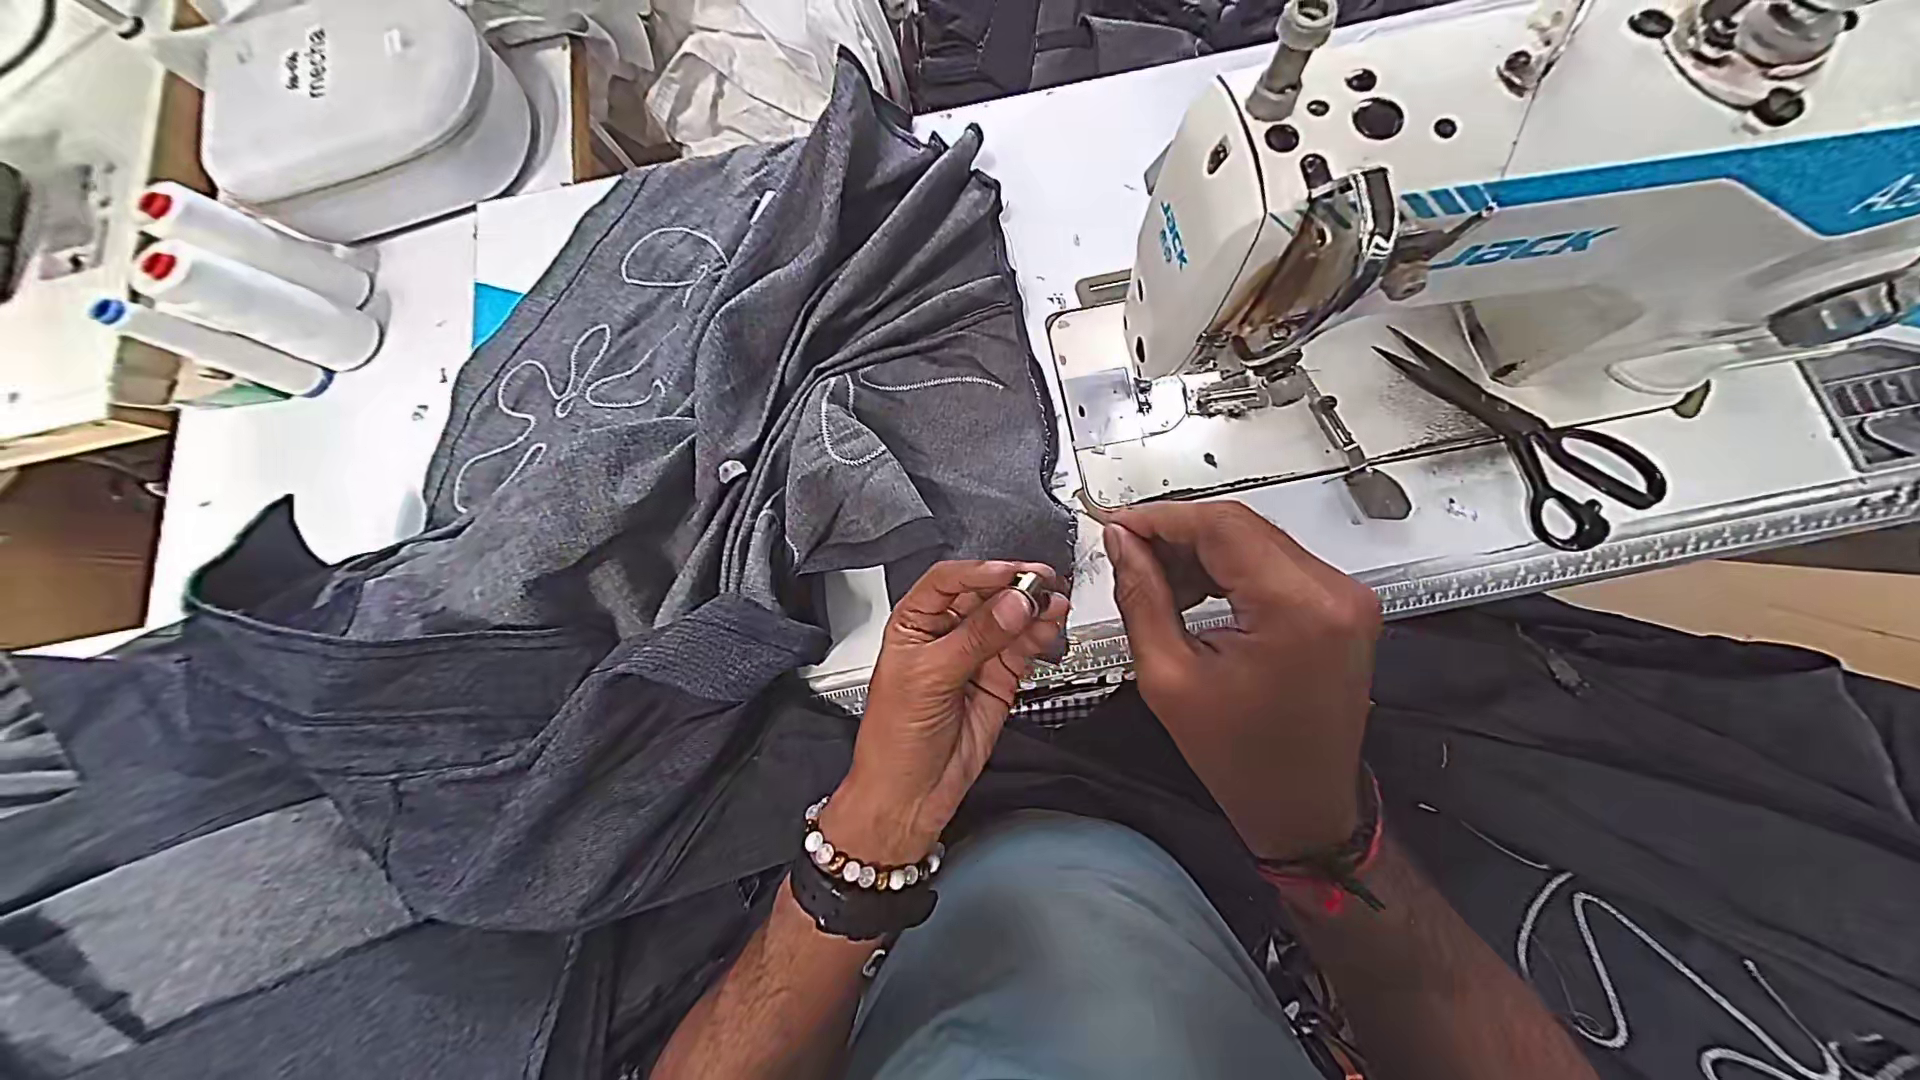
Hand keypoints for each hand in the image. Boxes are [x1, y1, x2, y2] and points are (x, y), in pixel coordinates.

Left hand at [821, 561, 1068, 864]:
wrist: (910, 794)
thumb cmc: (894, 737)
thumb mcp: (930, 677)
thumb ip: (976, 639)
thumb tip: (1012, 604)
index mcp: (915, 622)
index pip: (948, 581)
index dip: (980, 572)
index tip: (1010, 572)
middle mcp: (945, 632)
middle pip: (984, 594)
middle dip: (1013, 586)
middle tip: (1039, 582)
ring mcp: (974, 654)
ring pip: (1008, 618)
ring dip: (1032, 607)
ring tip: (1052, 601)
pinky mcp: (998, 676)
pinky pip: (1023, 646)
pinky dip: (1040, 633)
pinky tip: (1050, 622)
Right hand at [1102, 502, 1379, 860]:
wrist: (1300, 804)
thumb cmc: (1244, 759)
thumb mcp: (1167, 675)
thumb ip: (1140, 595)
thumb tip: (1122, 544)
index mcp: (1297, 610)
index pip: (1220, 525)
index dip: (1160, 518)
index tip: (1119, 525)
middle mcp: (1334, 594)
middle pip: (1237, 525)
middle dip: (1173, 533)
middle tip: (1126, 551)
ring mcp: (1342, 597)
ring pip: (1251, 538)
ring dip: (1196, 551)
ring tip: (1155, 582)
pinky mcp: (1336, 604)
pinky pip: (1268, 561)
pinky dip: (1223, 567)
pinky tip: (1189, 591)